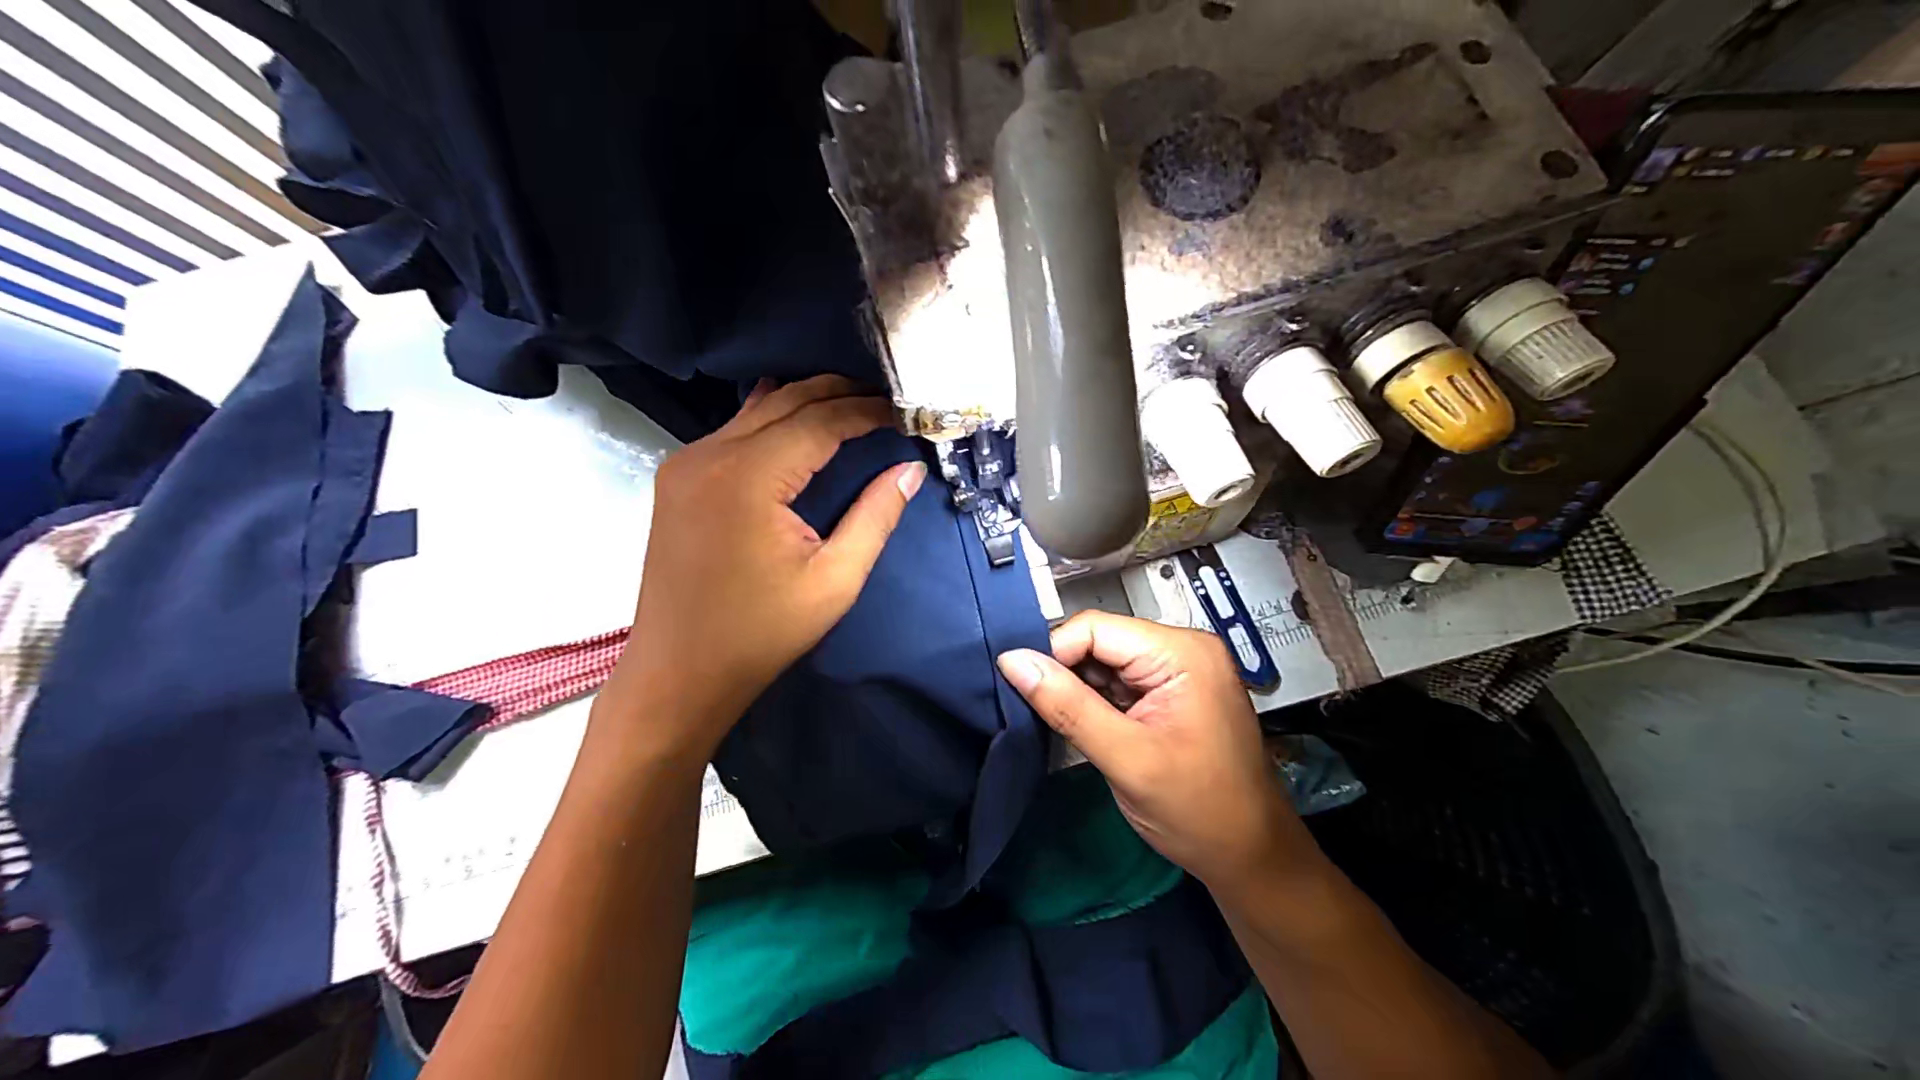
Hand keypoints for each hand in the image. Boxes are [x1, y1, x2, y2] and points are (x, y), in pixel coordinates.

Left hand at [608, 376, 925, 761]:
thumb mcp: (834, 580)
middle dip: (839, 394)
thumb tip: (909, 469)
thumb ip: (875, 516)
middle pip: (787, 401)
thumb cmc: (761, 633)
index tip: (904, 412)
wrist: (679, 671)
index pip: (820, 421)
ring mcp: (686, 463)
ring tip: (852, 404)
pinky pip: (733, 431)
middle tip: (885, 399)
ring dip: (806, 403)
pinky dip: (772, 419)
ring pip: (756, 410)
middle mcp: (709, 455)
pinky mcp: (677, 478)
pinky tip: (794, 417)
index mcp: (748, 477)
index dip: (867, 412)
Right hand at [996, 611, 1303, 890]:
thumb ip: (1067, 706)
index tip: (1022, 689)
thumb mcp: (1127, 758)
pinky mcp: (1169, 694)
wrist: (1251, 857)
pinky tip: (1085, 729)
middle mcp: (1181, 649)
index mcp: (1182, 652)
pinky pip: (1117, 684)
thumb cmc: (1201, 811)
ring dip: (1078, 692)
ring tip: (1063, 725)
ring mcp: (1177, 672)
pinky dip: (1095, 704)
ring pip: (1103, 664)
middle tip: (1039, 713)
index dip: (1053, 654)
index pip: (1095, 628)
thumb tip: (1012, 661)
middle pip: (1098, 642)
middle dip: (1065, 675)